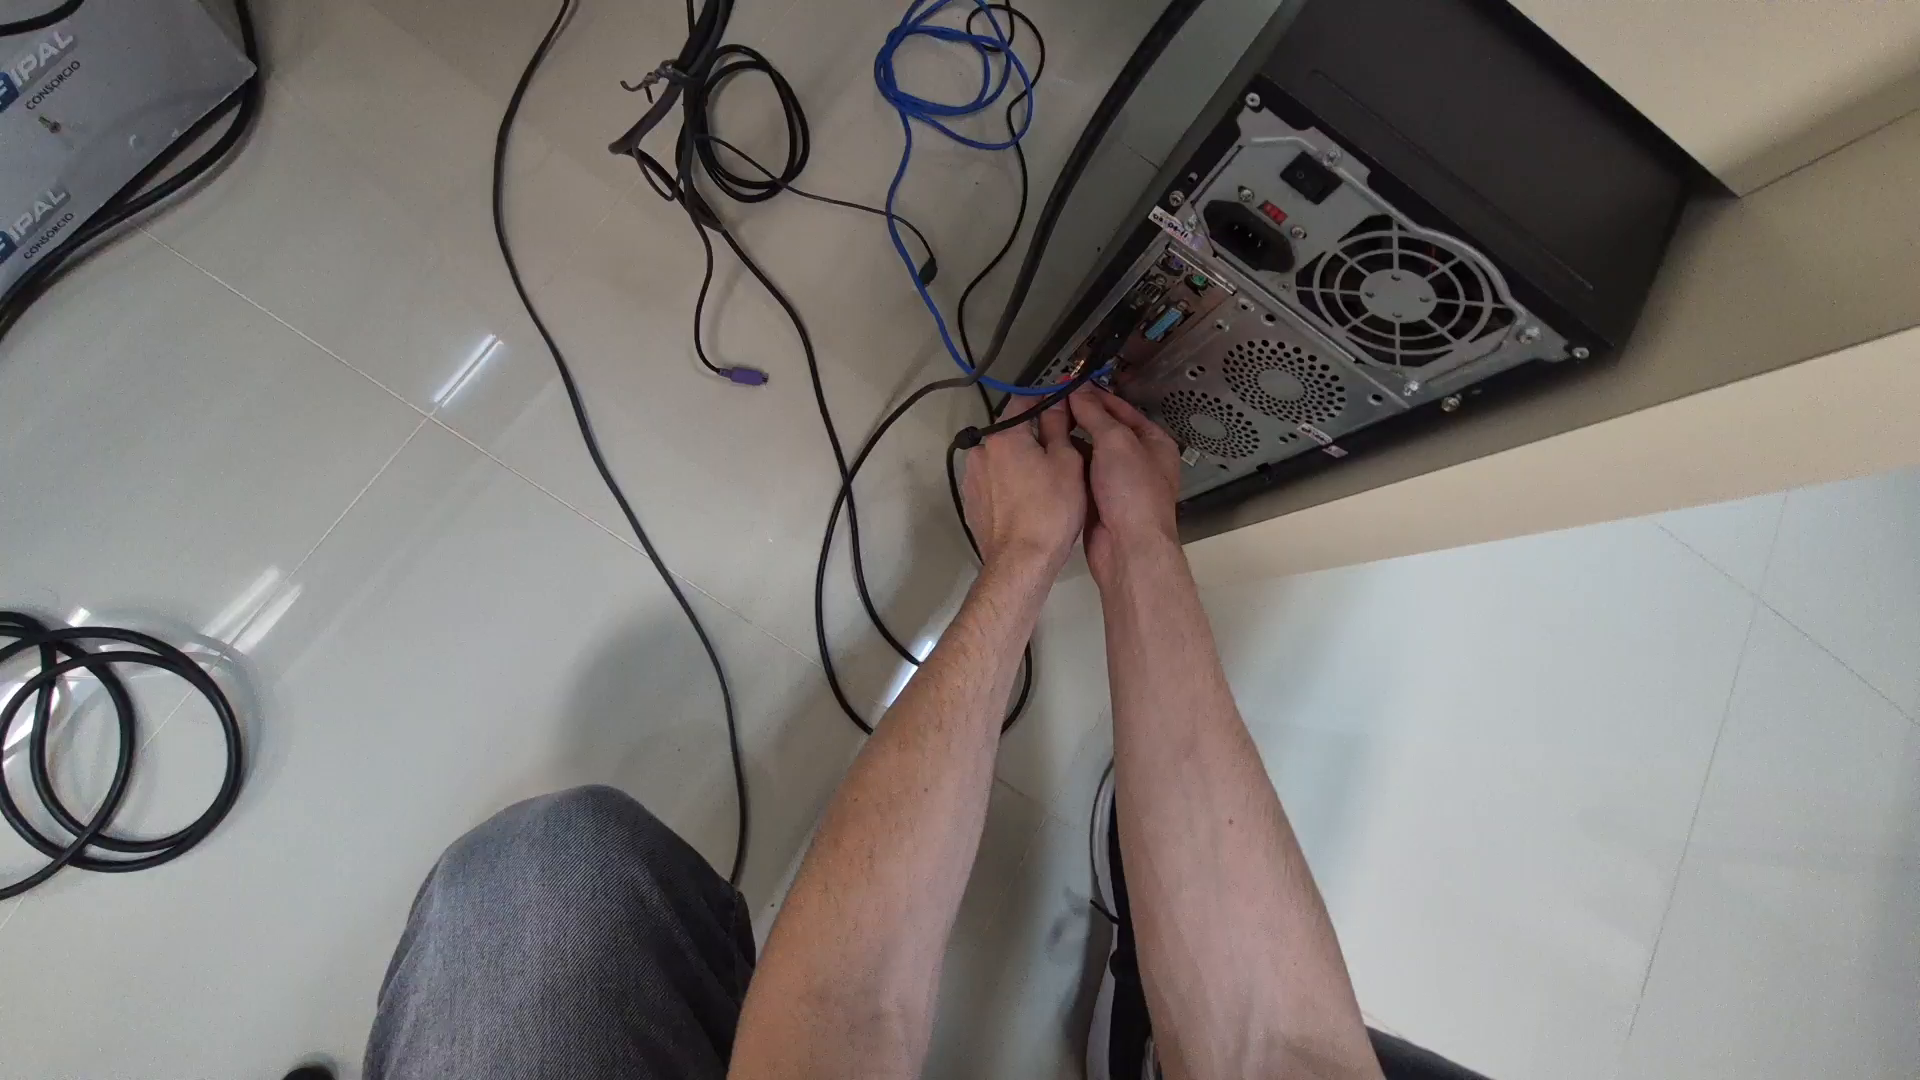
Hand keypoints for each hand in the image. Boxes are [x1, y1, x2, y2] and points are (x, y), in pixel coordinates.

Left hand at [960, 399, 1087, 579]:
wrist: (1020, 562)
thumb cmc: (1050, 511)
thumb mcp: (1066, 462)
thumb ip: (1058, 426)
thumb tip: (1056, 402)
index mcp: (1003, 437)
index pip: (1022, 400)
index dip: (1044, 399)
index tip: (1061, 404)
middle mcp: (980, 453)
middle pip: (1011, 433)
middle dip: (1033, 437)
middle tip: (1060, 453)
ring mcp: (972, 480)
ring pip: (1002, 460)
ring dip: (1020, 462)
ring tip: (1045, 483)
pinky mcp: (972, 503)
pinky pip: (994, 483)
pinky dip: (1009, 485)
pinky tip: (1028, 502)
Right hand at [1067, 387, 1181, 581]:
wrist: (1128, 547)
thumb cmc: (1132, 492)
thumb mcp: (1115, 442)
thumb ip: (1095, 414)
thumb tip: (1077, 389)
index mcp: (1153, 441)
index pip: (1121, 408)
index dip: (1095, 395)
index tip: (1068, 384)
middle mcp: (1138, 459)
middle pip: (1105, 429)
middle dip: (1080, 417)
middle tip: (1050, 403)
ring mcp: (1118, 482)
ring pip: (1091, 453)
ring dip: (1071, 440)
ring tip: (1043, 424)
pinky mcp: (1100, 500)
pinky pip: (1081, 475)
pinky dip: (1068, 464)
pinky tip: (1049, 455)